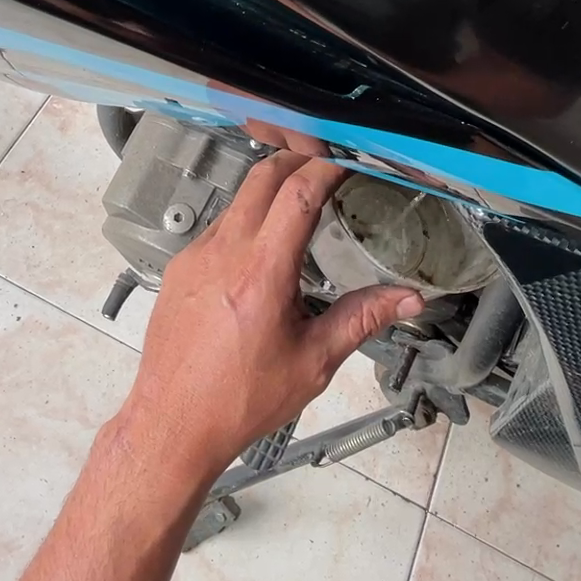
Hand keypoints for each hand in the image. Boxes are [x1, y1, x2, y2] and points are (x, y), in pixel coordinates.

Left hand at [116, 151, 424, 477]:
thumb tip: (407, 299)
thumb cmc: (238, 399)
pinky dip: (247, 218)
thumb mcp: (312, 362)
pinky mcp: (180, 266)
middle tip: (326, 162)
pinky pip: (218, 225)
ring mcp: (196, 255)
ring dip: (271, 188)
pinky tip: (262, 247)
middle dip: (298, 158)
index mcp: (261, 272)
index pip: (297, 193)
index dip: (327, 166)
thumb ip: (361, 318)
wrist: (172, 423)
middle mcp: (224, 252)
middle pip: (263, 175)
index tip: (346, 159)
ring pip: (239, 197)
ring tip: (300, 203)